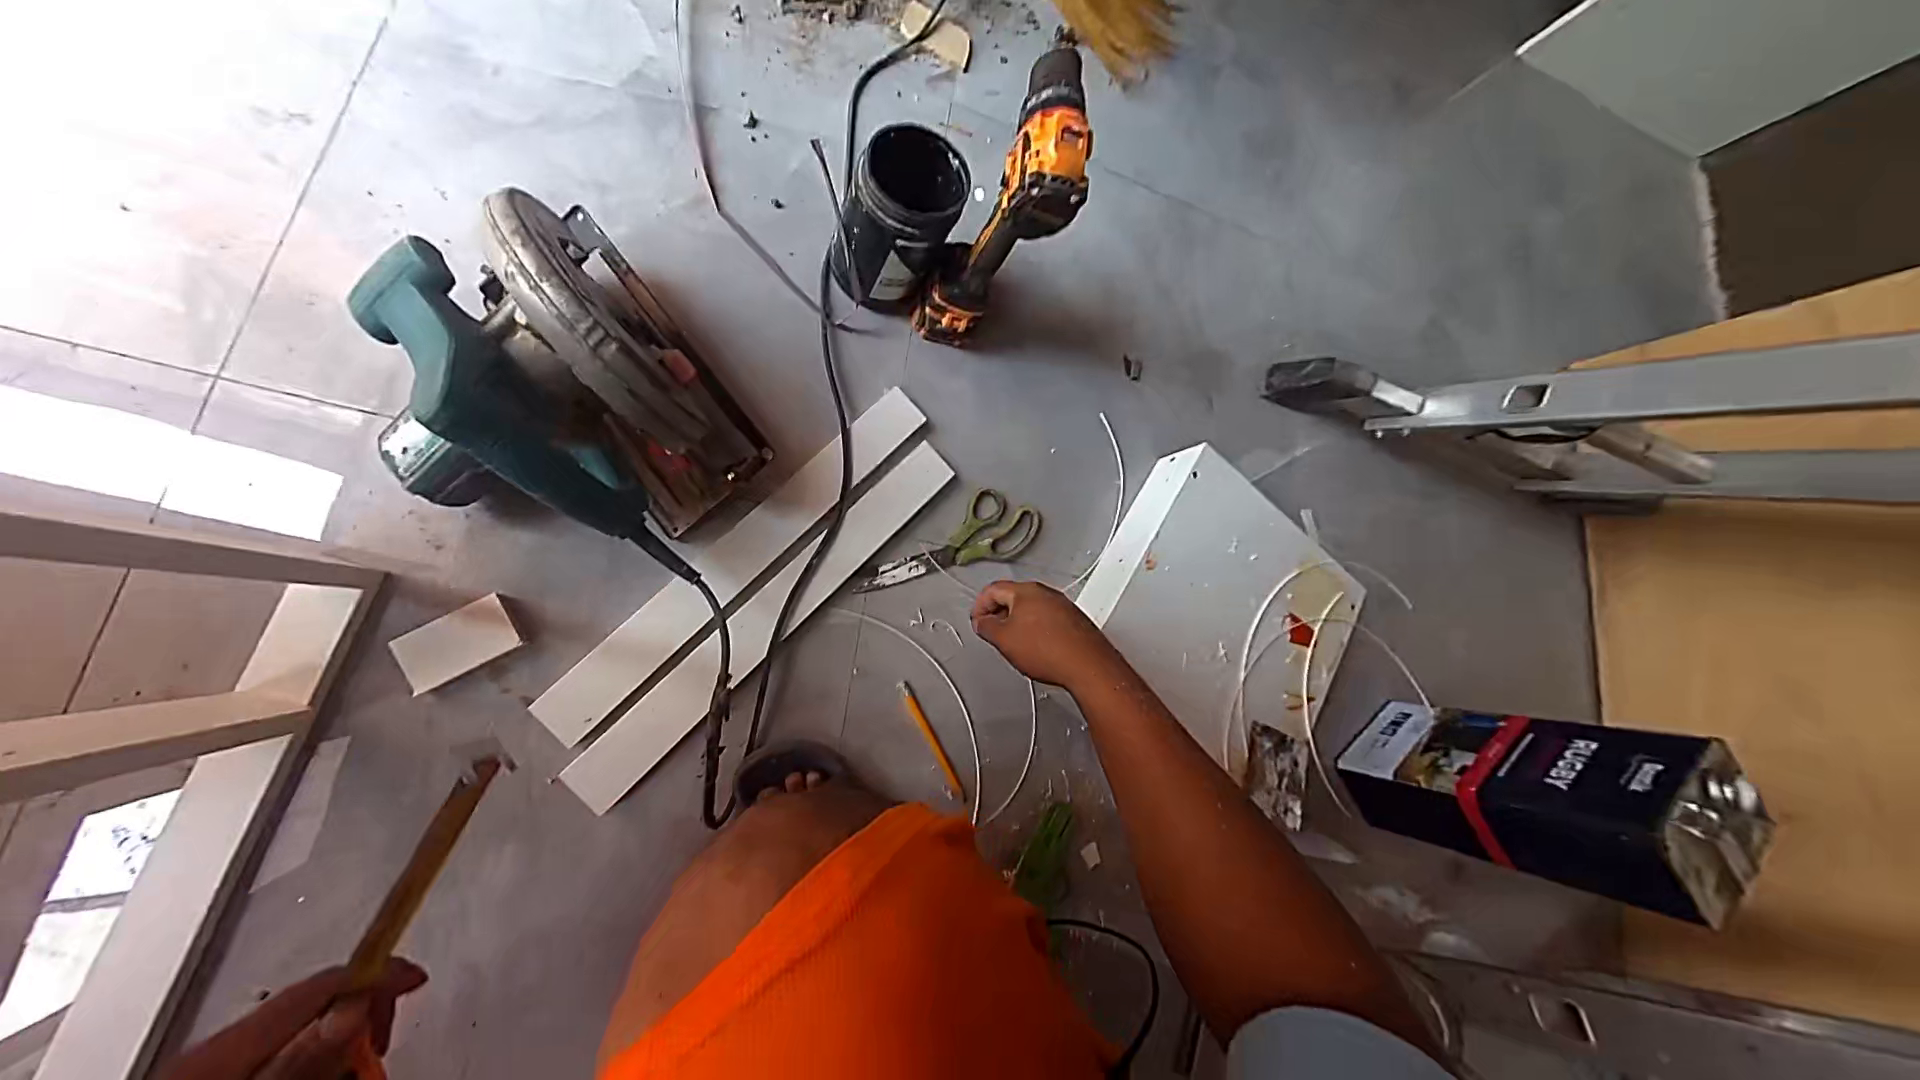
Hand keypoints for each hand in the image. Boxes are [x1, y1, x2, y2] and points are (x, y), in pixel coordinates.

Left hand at [157, 959, 427, 1079]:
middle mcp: (215, 1050)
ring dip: (339, 1041)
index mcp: (227, 1045)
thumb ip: (303, 1056)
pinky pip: (278, 1052)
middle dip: (361, 1013)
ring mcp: (208, 1068)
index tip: (417, 978)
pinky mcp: (211, 1079)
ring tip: (355, 1068)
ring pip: (298, 1029)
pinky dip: (312, 1059)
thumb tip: (355, 1003)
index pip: (323, 982)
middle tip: (384, 1042)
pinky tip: (322, 1075)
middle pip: (313, 1002)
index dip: (379, 973)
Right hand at [970, 580, 1123, 689]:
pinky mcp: (1074, 621)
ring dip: (1020, 624)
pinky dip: (1039, 632)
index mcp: (1026, 592)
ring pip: (1032, 609)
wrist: (1088, 666)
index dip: (979, 606)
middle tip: (993, 632)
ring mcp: (1062, 606)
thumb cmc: (1051, 651)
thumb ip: (986, 627)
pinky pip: (1049, 621)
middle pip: (1013, 597)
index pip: (993, 590)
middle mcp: (1046, 594)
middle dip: (999, 615)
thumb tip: (982, 622)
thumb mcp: (1003, 640)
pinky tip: (1038, 650)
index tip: (978, 621)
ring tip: (1017, 645)